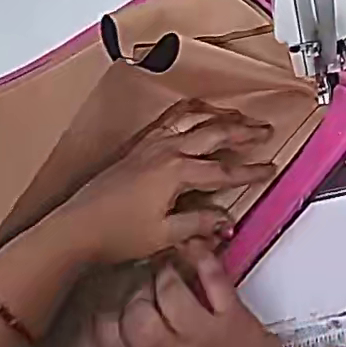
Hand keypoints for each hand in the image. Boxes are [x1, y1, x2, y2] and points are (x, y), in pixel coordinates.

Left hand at [51, 101, 275, 265]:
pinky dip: (191, 110)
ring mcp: (153, 143)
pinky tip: (198, 111)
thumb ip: (199, 223)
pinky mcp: (141, 144)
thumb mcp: (164, 236)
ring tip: (238, 116)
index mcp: (177, 172)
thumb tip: (225, 220)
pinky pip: (171, 116)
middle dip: (244, 131)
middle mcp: (168, 150)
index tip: (269, 169)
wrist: (77, 226)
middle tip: (265, 130)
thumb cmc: (115, 233)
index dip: (250, 171)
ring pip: (196, 118)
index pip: (224, 171)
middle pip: (216, 133)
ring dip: (220, 115)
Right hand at [96, 243, 309, 346]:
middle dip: (133, 296)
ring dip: (164, 274)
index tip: (105, 312)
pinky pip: (213, 278)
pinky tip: (194, 248)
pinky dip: (201, 258)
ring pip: (168, 289)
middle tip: (139, 290)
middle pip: (135, 315)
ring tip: (165, 269)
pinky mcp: (235, 319)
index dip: (104, 326)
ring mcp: (204, 337)